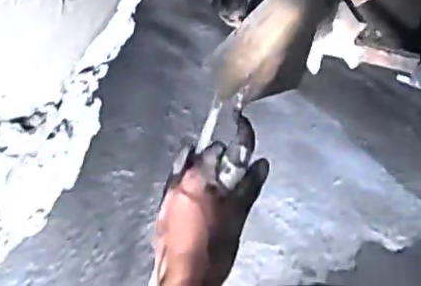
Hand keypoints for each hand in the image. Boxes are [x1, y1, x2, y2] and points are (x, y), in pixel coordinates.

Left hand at [153, 143, 268, 285]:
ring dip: (195, 177)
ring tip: (210, 190)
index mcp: (197, 175)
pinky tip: (196, 209)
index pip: (215, 147)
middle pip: (193, 156)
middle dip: (208, 160)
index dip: (230, 151)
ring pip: (180, 175)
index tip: (238, 157)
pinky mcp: (159, 220)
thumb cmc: (212, 247)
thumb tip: (261, 165)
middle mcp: (177, 183)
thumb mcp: (238, 214)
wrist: (184, 282)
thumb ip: (250, 185)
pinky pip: (173, 195)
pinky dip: (185, 195)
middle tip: (223, 172)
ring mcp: (165, 201)